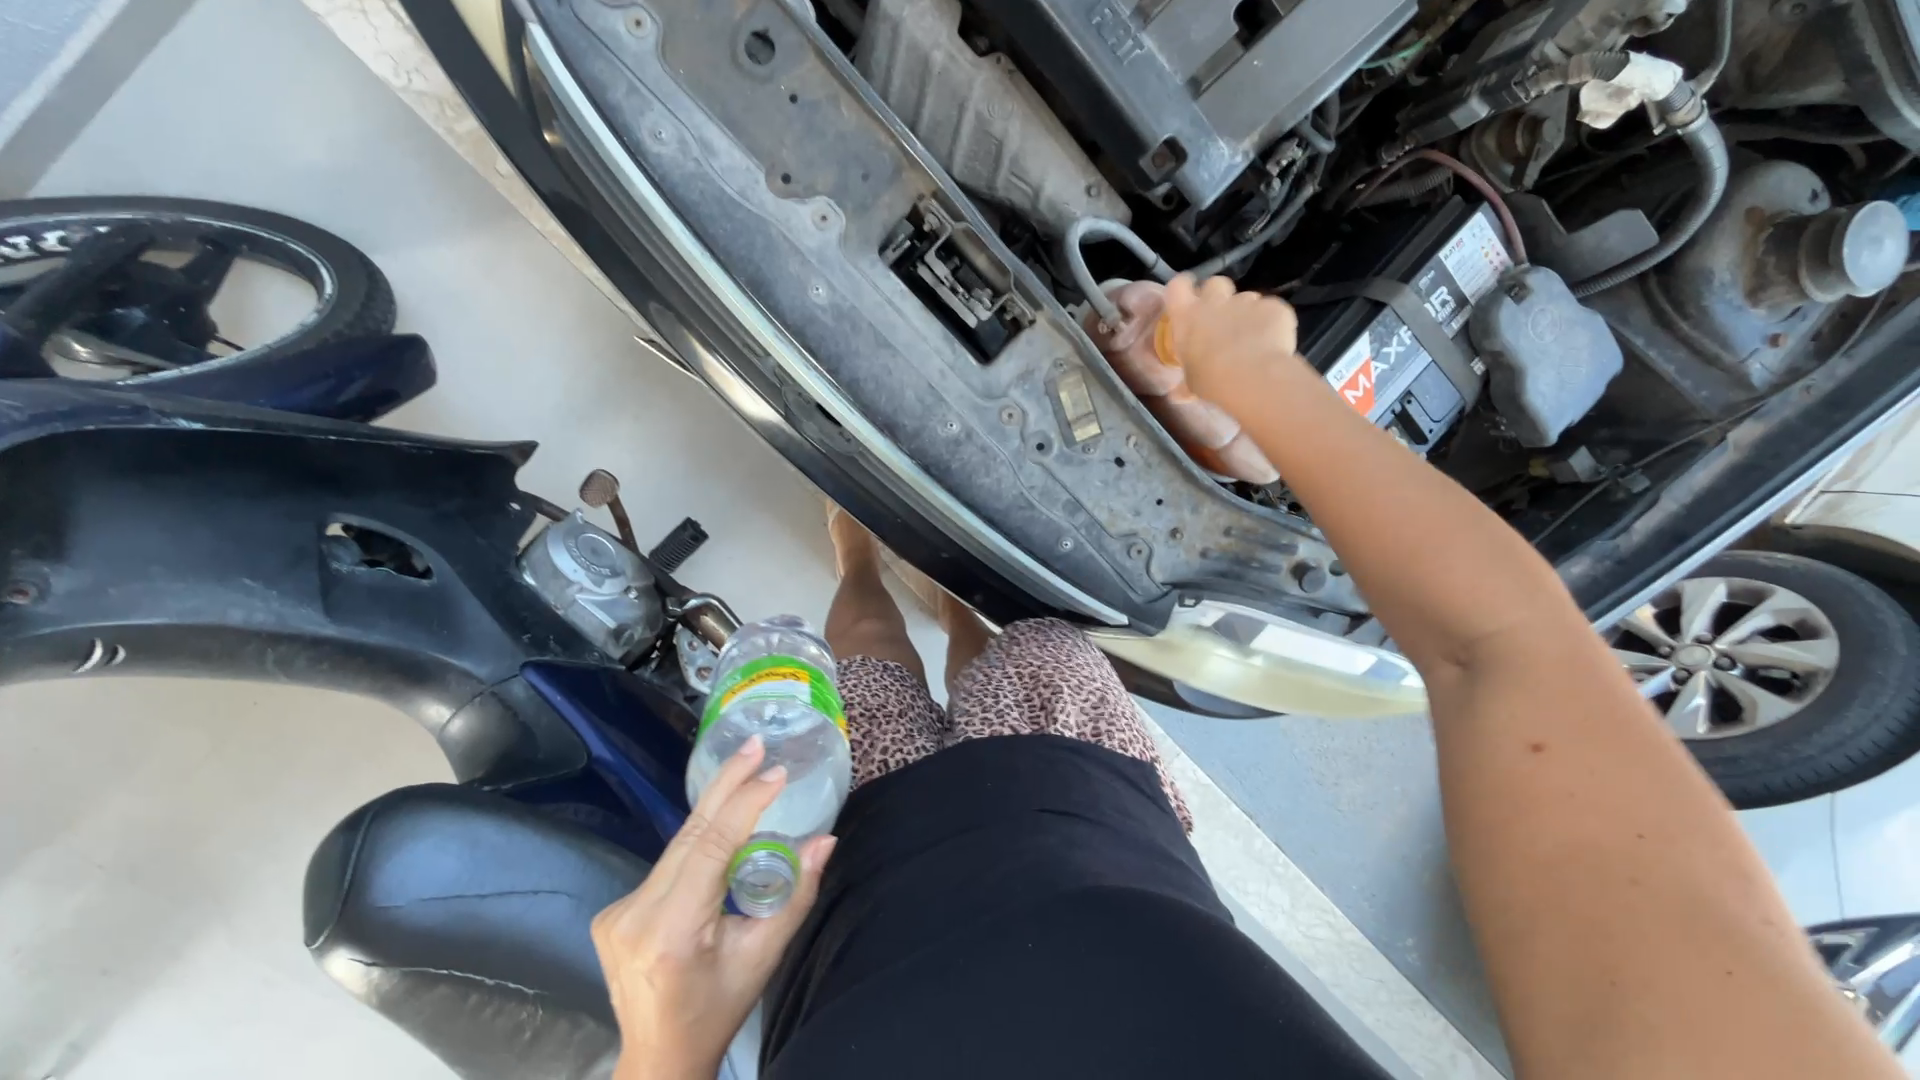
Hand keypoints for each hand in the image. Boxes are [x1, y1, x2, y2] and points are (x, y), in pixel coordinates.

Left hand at [591, 735, 836, 1079]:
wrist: (658, 1056)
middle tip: (755, 743)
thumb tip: (826, 839)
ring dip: (715, 809)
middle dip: (726, 784)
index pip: (711, 846)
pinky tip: (722, 826)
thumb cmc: (718, 1009)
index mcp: (671, 930)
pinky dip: (698, 841)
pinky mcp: (613, 910)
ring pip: (677, 845)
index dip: (744, 803)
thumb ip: (796, 895)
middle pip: (689, 833)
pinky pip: (667, 864)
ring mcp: (617, 910)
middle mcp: (635, 913)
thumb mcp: (764, 957)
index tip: (775, 771)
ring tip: (748, 769)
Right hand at [1159, 273, 1305, 410]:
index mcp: (1187, 317)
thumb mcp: (1193, 383)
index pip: (1178, 286)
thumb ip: (1187, 383)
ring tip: (1252, 337)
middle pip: (1215, 283)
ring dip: (1246, 312)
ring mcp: (1246, 301)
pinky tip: (1273, 342)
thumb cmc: (1212, 380)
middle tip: (1221, 316)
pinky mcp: (1273, 306)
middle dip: (1219, 294)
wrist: (1253, 376)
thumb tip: (1178, 395)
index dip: (1183, 286)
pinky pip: (1271, 309)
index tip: (1188, 292)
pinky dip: (1272, 322)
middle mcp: (1215, 302)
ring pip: (1246, 297)